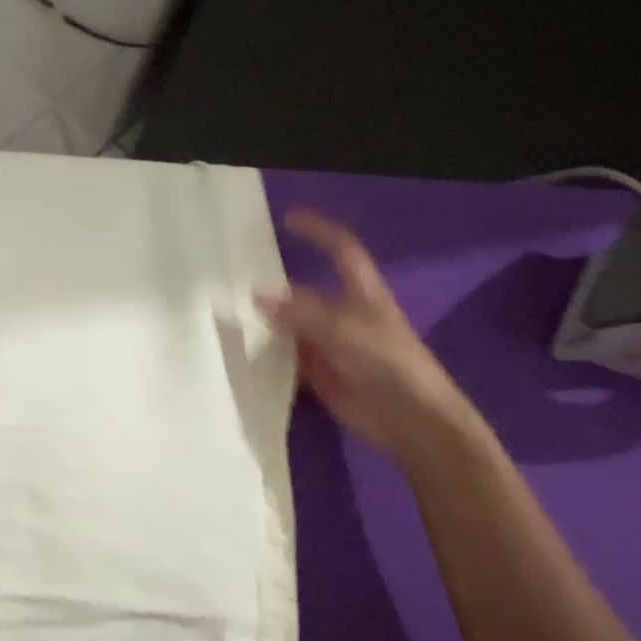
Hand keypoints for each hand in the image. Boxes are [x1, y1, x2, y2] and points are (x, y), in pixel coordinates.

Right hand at [256, 211, 482, 461]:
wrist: (412, 421)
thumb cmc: (389, 364)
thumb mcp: (344, 331)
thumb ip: (299, 313)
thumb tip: (256, 294)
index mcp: (362, 294)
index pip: (341, 251)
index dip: (319, 232)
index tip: (288, 219)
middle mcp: (344, 315)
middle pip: (307, 290)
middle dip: (276, 283)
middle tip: (235, 276)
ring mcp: (331, 346)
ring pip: (293, 326)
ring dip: (267, 321)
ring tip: (227, 313)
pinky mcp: (321, 374)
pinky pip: (289, 358)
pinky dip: (268, 355)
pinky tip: (241, 351)